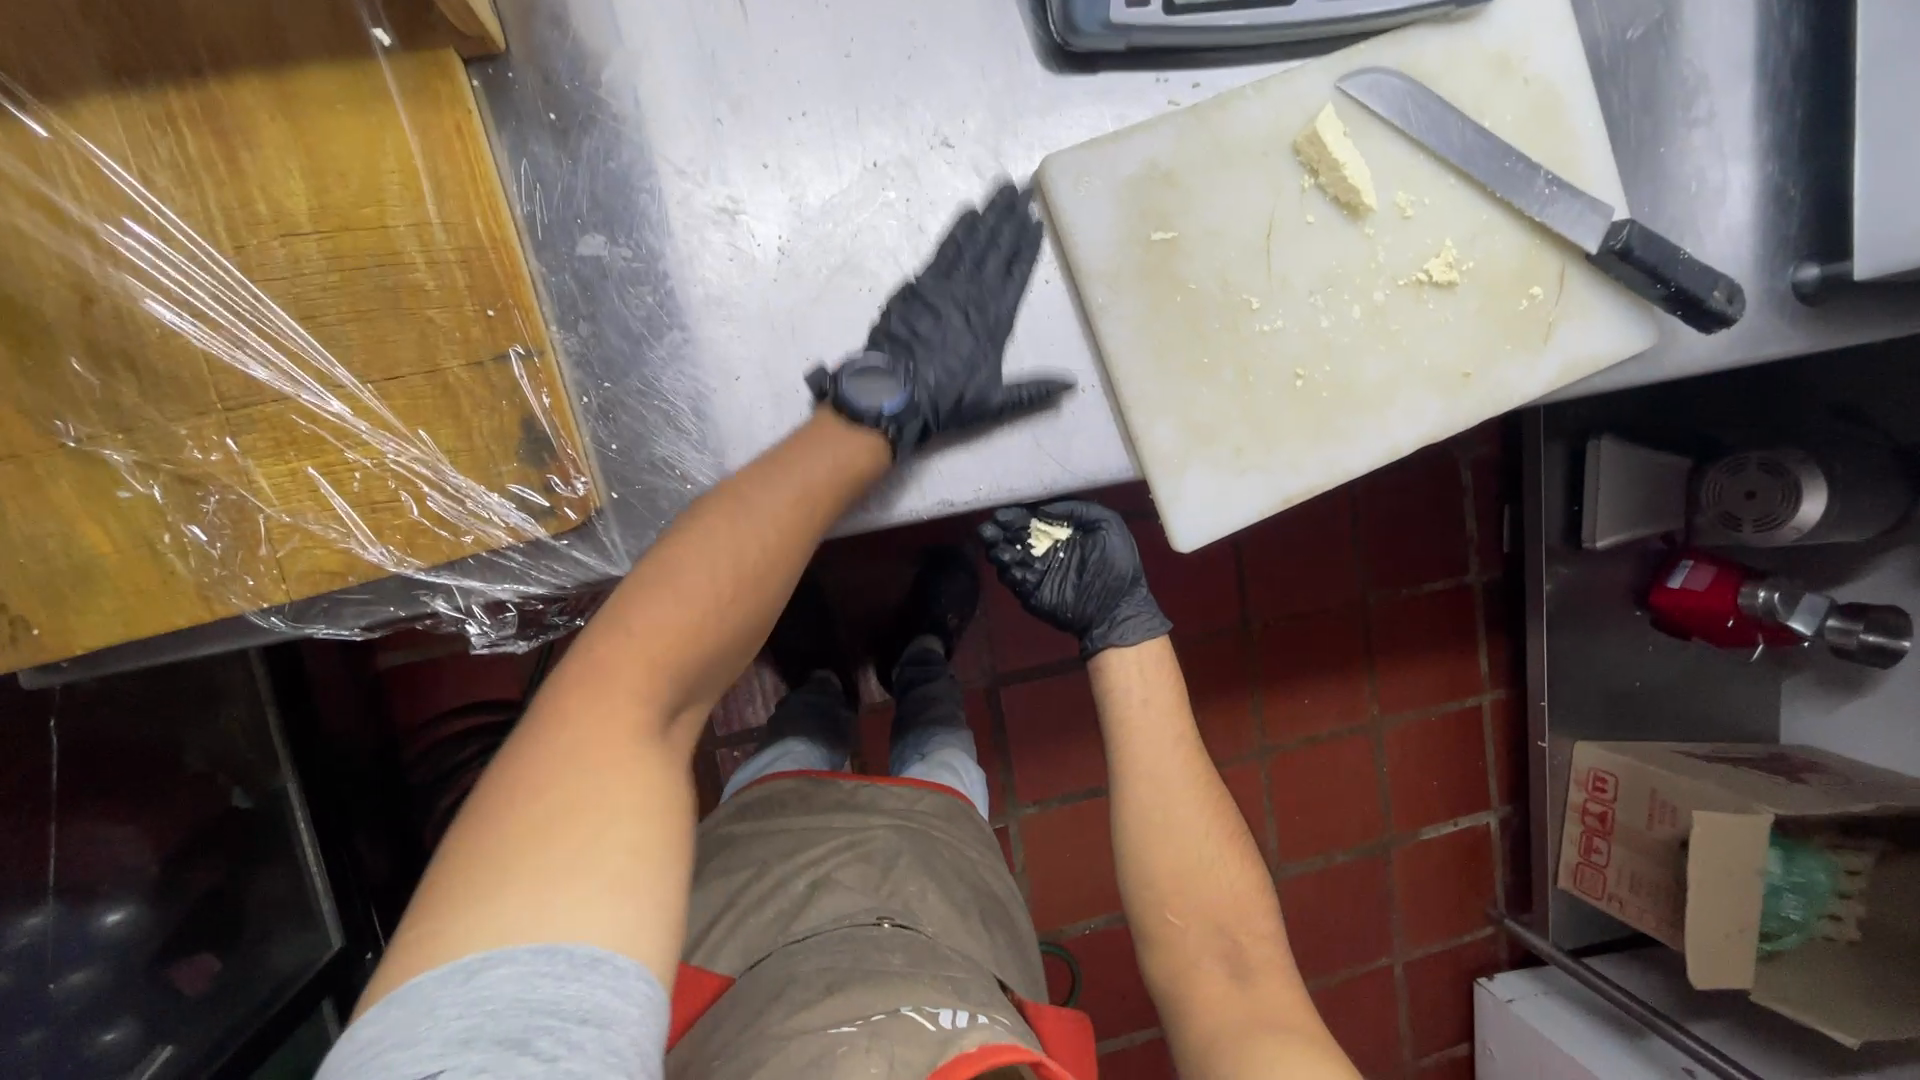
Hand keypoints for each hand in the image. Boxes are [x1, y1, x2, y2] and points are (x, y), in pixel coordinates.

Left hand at [865, 182, 1074, 454]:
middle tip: (1023, 187)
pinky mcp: (917, 285)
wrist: (894, 395)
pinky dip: (957, 230)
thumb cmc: (946, 401)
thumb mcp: (995, 403)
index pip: (1017, 274)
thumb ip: (1034, 391)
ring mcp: (943, 287)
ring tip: (1001, 189)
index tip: (1037, 221)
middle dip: (1011, 217)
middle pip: (996, 248)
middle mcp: (973, 296)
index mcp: (995, 321)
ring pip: (971, 242)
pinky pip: (943, 250)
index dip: (1028, 246)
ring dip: (987, 215)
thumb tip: (1072, 385)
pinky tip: (967, 213)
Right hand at [977, 500, 1170, 657]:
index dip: (1015, 515)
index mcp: (1060, 532)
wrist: (1119, 608)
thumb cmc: (1118, 564)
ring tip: (994, 543)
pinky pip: (1013, 579)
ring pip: (1008, 556)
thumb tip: (1042, 509)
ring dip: (998, 549)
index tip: (1002, 513)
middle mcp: (1044, 549)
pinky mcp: (1031, 592)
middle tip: (989, 527)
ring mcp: (1036, 571)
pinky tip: (1006, 564)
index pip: (1031, 519)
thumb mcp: (1108, 524)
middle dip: (999, 530)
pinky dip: (1007, 571)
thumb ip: (1078, 509)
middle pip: (1014, 536)